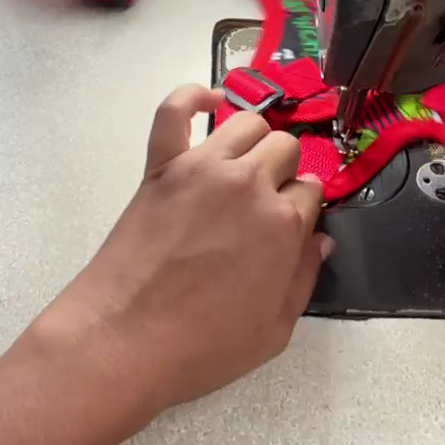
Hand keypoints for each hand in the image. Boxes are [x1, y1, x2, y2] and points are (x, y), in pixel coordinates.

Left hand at [26, 84, 331, 418]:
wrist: (123, 341)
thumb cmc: (201, 347)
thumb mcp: (276, 330)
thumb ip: (305, 278)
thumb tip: (320, 239)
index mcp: (283, 225)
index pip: (312, 191)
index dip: (303, 209)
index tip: (290, 226)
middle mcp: (248, 185)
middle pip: (285, 149)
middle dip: (284, 171)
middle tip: (266, 201)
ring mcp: (202, 169)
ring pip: (246, 122)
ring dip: (254, 140)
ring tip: (244, 165)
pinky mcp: (160, 166)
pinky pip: (174, 110)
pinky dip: (192, 96)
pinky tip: (208, 101)